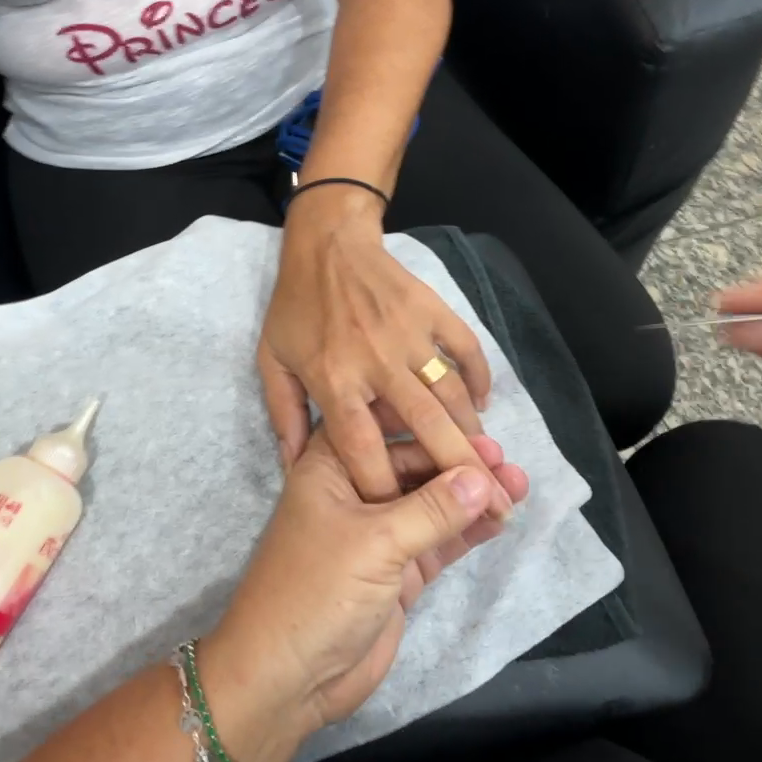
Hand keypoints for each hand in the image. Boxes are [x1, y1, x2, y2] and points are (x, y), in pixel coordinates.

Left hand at [201, 430, 527, 761]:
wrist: (286, 677)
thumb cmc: (316, 590)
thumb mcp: (374, 542)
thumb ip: (432, 510)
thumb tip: (483, 477)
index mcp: (331, 464)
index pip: (383, 427)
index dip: (427, 421)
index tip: (475, 421)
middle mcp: (355, 489)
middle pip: (414, 463)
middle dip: (460, 462)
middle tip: (507, 462)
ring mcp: (377, 530)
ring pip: (432, 502)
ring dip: (472, 495)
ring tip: (519, 484)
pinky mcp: (396, 568)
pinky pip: (438, 540)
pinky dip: (468, 530)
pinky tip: (501, 519)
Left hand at [257, 188, 510, 517]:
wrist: (326, 243)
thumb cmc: (295, 307)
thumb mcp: (272, 361)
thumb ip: (284, 415)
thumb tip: (291, 467)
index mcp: (332, 379)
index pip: (363, 448)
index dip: (385, 489)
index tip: (402, 519)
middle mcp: (375, 361)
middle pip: (424, 426)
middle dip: (458, 471)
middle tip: (489, 503)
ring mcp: (409, 333)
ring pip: (452, 392)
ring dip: (472, 431)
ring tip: (484, 462)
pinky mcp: (433, 309)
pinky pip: (468, 350)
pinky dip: (479, 380)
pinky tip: (480, 405)